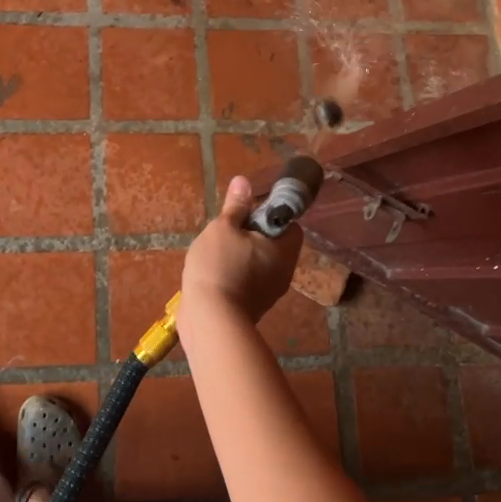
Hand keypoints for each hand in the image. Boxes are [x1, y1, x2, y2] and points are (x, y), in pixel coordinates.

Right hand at [181, 176, 303, 323]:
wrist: (210, 321)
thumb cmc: (219, 266)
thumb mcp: (223, 228)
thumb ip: (235, 206)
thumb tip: (244, 181)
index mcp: (283, 251)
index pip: (290, 224)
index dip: (271, 214)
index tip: (247, 212)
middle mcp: (283, 272)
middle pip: (273, 244)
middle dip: (250, 234)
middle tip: (226, 230)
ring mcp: (268, 293)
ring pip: (257, 262)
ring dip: (239, 254)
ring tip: (214, 250)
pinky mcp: (251, 306)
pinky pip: (247, 281)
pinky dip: (233, 273)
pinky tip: (211, 271)